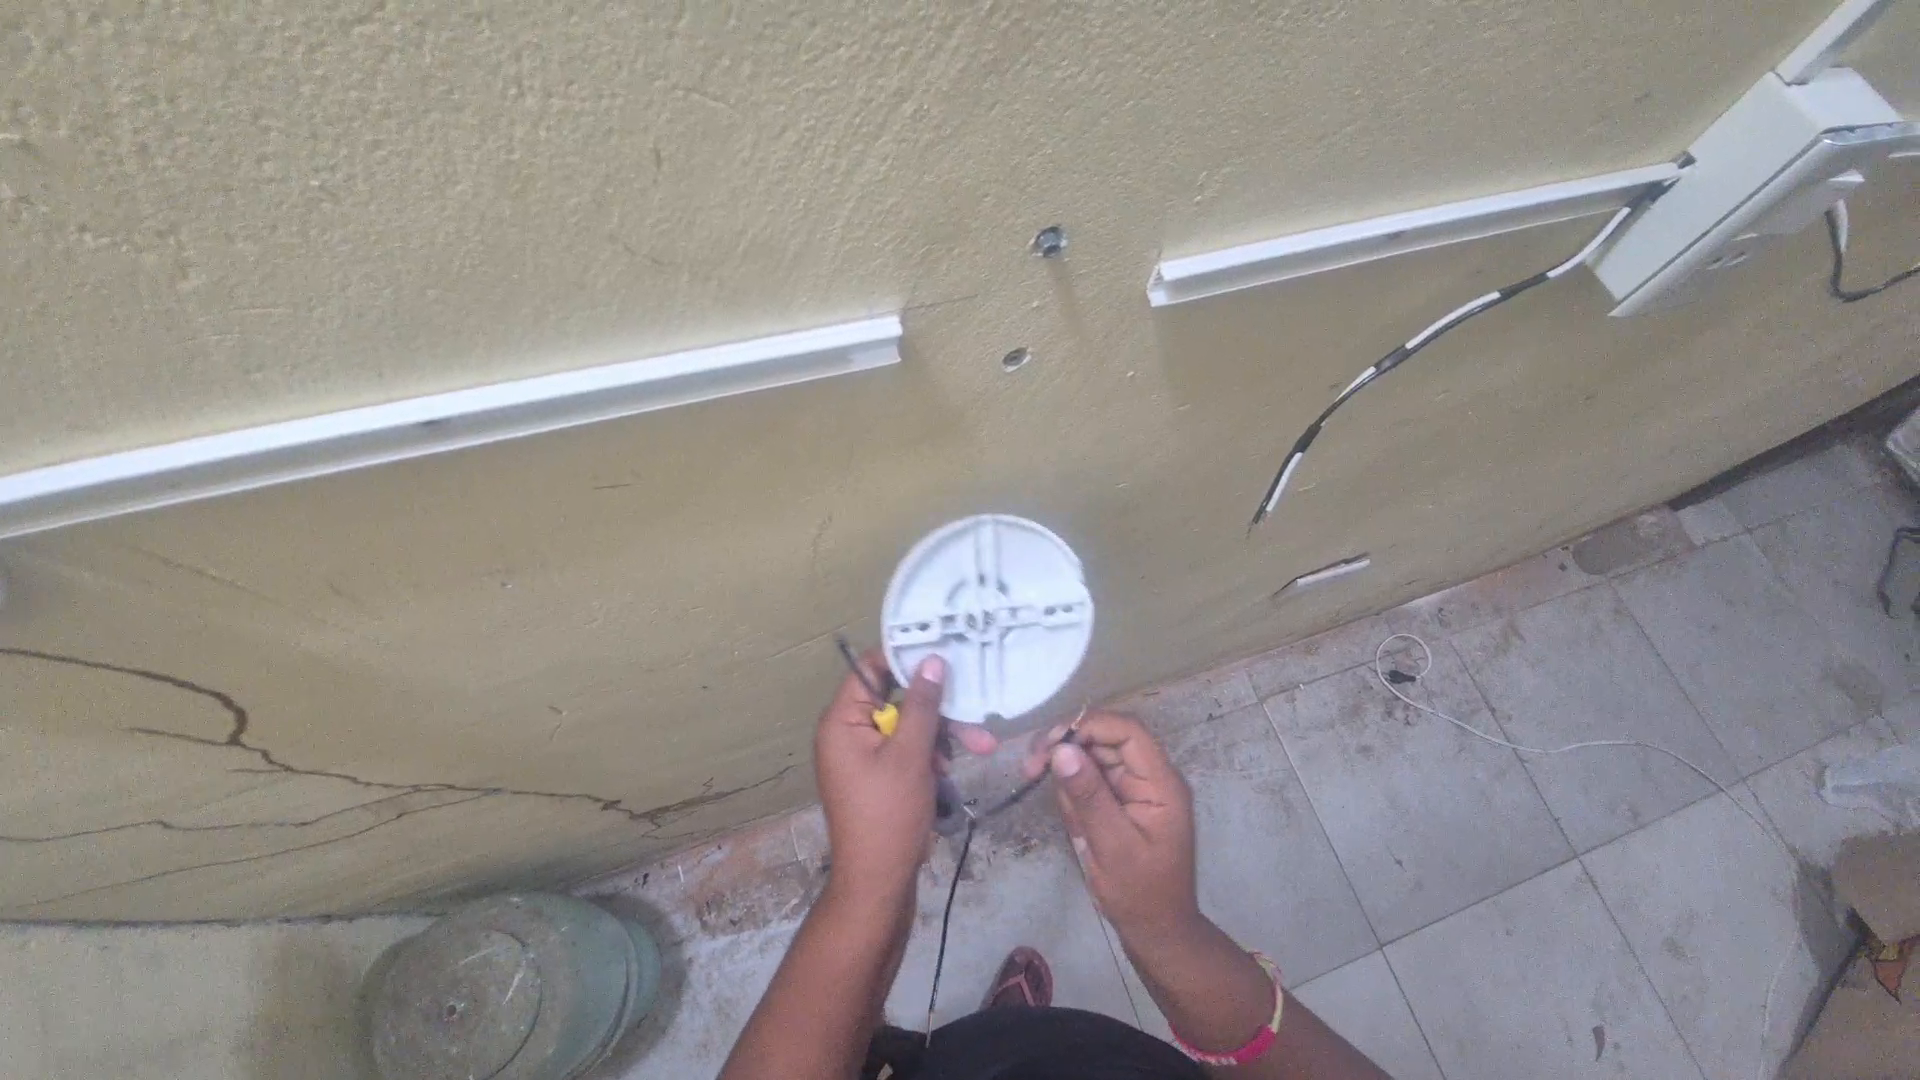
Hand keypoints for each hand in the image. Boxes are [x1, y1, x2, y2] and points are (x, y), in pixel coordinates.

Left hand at [814, 650, 996, 904]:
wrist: (878, 883)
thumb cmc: (889, 815)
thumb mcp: (910, 756)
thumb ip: (922, 705)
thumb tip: (931, 660)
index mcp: (842, 721)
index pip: (870, 670)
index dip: (905, 659)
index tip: (943, 652)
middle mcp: (848, 733)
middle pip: (897, 700)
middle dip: (938, 712)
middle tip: (977, 721)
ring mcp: (863, 756)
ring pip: (908, 727)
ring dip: (940, 737)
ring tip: (978, 750)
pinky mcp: (878, 776)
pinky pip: (906, 750)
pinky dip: (930, 756)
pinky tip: (948, 773)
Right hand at [1023, 712, 1199, 936]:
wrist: (1156, 933)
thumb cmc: (1140, 894)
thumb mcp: (1112, 847)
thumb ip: (1088, 796)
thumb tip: (1062, 749)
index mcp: (1161, 782)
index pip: (1127, 731)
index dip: (1088, 726)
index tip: (1050, 744)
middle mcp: (1149, 777)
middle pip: (1105, 739)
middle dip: (1067, 749)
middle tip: (1031, 768)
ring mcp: (1134, 788)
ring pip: (1091, 758)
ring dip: (1068, 778)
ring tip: (1070, 822)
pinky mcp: (1119, 801)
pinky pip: (1089, 781)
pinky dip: (1073, 796)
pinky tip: (1076, 827)